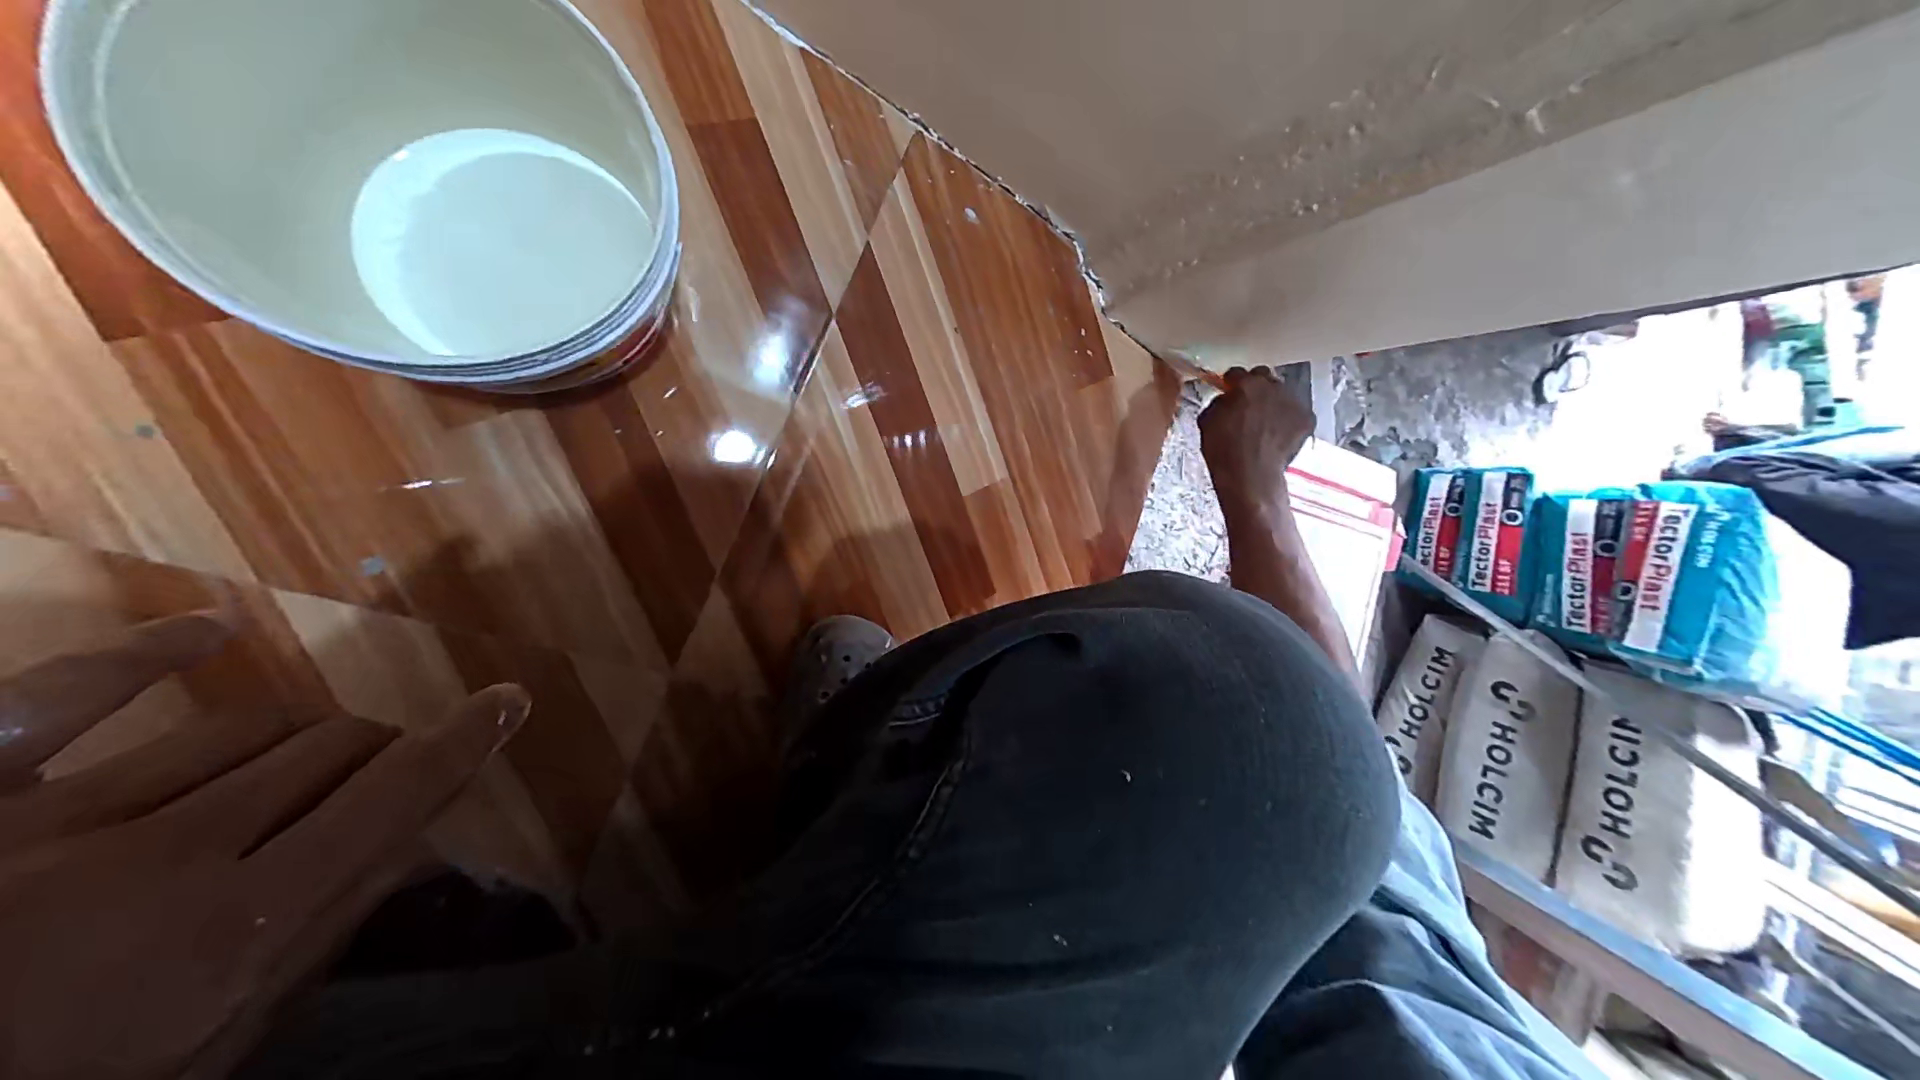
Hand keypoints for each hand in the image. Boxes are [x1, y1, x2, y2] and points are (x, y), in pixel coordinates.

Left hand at [0, 610, 530, 1079]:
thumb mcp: (209, 1048)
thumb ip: (318, 936)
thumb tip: (417, 842)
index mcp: (229, 931)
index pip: (392, 798)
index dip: (464, 741)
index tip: (506, 701)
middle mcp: (158, 858)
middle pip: (328, 748)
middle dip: (380, 750)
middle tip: (386, 771)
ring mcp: (49, 820)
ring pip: (241, 728)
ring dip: (302, 737)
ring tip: (307, 759)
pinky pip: (57, 695)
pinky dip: (142, 656)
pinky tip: (211, 628)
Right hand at [1199, 366, 1315, 516]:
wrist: (1250, 474)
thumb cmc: (1224, 450)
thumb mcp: (1207, 421)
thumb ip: (1218, 403)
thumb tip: (1225, 399)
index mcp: (1245, 385)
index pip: (1236, 373)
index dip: (1231, 383)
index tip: (1229, 390)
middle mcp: (1272, 387)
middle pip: (1264, 377)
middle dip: (1255, 387)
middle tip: (1248, 405)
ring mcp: (1293, 402)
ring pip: (1282, 394)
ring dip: (1273, 402)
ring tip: (1264, 423)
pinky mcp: (1307, 419)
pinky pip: (1296, 412)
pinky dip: (1288, 420)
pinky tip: (1277, 434)